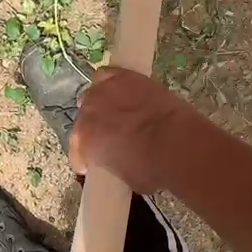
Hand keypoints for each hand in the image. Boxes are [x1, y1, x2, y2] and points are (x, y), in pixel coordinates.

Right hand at [67, 68, 215, 192]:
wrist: (174, 143)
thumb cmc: (150, 169)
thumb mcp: (125, 177)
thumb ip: (112, 164)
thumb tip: (118, 159)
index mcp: (83, 141)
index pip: (77, 151)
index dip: (85, 158)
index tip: (94, 164)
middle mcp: (86, 112)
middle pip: (85, 117)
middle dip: (94, 127)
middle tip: (111, 136)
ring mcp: (103, 91)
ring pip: (94, 93)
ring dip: (101, 103)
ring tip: (117, 111)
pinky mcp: (122, 76)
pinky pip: (107, 74)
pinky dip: (110, 81)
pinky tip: (121, 89)